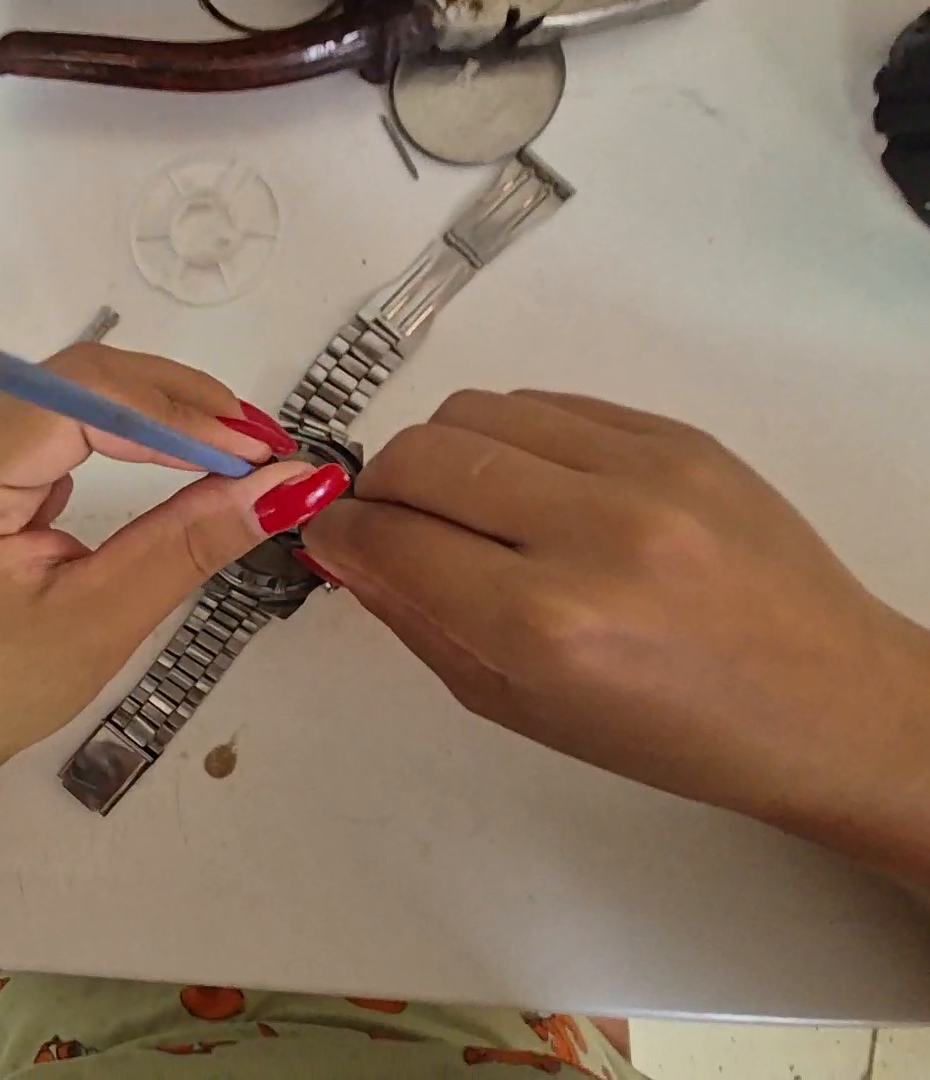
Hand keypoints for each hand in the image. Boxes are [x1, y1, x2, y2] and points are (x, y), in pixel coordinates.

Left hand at [0, 345, 349, 790]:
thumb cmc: (4, 686)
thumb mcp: (102, 619)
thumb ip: (186, 544)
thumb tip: (286, 484)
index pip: (77, 402)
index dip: (173, 414)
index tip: (257, 451)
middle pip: (79, 382)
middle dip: (178, 404)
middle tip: (263, 448)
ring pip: (81, 394)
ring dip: (164, 412)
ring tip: (237, 450)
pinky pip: (72, 424)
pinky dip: (136, 432)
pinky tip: (183, 454)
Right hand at [303, 390, 929, 879]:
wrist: (838, 708)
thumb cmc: (652, 729)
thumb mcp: (498, 698)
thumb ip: (406, 613)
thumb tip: (340, 546)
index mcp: (541, 623)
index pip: (386, 537)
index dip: (334, 532)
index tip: (327, 537)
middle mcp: (592, 533)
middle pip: (415, 458)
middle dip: (373, 488)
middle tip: (388, 522)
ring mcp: (647, 472)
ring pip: (467, 412)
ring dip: (432, 456)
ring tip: (459, 501)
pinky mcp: (682, 435)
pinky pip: (537, 403)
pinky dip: (498, 438)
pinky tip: (521, 484)